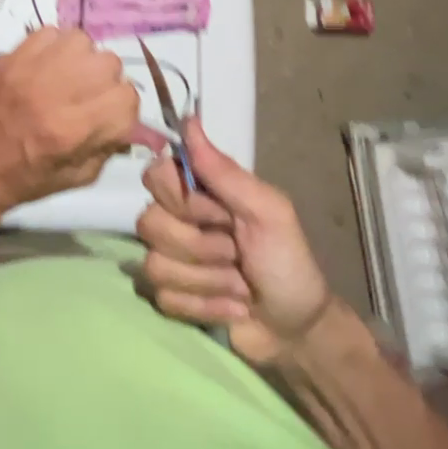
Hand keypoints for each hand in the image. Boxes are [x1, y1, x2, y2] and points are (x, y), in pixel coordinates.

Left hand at [0, 27, 151, 219]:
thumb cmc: (25, 181)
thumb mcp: (79, 177)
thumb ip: (109, 144)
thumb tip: (125, 118)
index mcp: (73, 129)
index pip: (127, 97)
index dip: (122, 109)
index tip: (108, 118)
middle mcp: (55, 93)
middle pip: (109, 63)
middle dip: (105, 82)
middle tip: (86, 97)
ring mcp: (30, 69)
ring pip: (82, 41)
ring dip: (82, 59)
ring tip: (67, 77)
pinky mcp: (10, 56)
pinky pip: (50, 32)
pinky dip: (54, 46)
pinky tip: (46, 66)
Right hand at [138, 116, 334, 364]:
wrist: (298, 327)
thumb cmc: (288, 262)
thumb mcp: (268, 211)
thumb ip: (225, 171)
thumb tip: (189, 120)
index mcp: (198, 192)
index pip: (155, 175)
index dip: (183, 200)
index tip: (219, 213)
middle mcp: (176, 220)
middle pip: (150, 223)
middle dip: (203, 248)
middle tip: (237, 254)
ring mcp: (170, 259)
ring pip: (155, 265)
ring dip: (208, 282)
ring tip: (239, 286)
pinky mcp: (170, 296)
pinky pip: (163, 298)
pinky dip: (205, 306)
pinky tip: (232, 307)